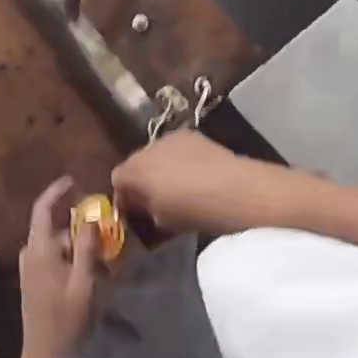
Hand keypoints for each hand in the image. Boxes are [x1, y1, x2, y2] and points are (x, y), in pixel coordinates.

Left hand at [17, 176, 99, 357]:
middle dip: (79, 227)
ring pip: (56, 245)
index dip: (56, 191)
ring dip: (79, 246)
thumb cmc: (65, 321)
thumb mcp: (83, 283)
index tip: (74, 180)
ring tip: (106, 258)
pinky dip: (72, 259)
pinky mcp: (34, 282)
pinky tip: (93, 274)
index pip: (42, 209)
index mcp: (38, 250)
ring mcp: (30, 269)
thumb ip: (88, 248)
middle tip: (106, 229)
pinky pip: (54, 259)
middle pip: (54, 228)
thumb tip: (90, 217)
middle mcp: (29, 254)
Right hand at [113, 130, 310, 233]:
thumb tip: (144, 206)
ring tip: (178, 189)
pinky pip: (175, 150)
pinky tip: (196, 176)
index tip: (135, 213)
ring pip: (155, 155)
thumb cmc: (197, 212)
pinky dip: (178, 161)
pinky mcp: (192, 135)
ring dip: (160, 170)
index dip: (124, 198)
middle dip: (141, 181)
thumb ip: (145, 211)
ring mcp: (170, 138)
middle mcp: (147, 148)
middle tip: (155, 202)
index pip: (116, 180)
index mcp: (135, 170)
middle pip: (135, 164)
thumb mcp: (164, 221)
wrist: (241, 191)